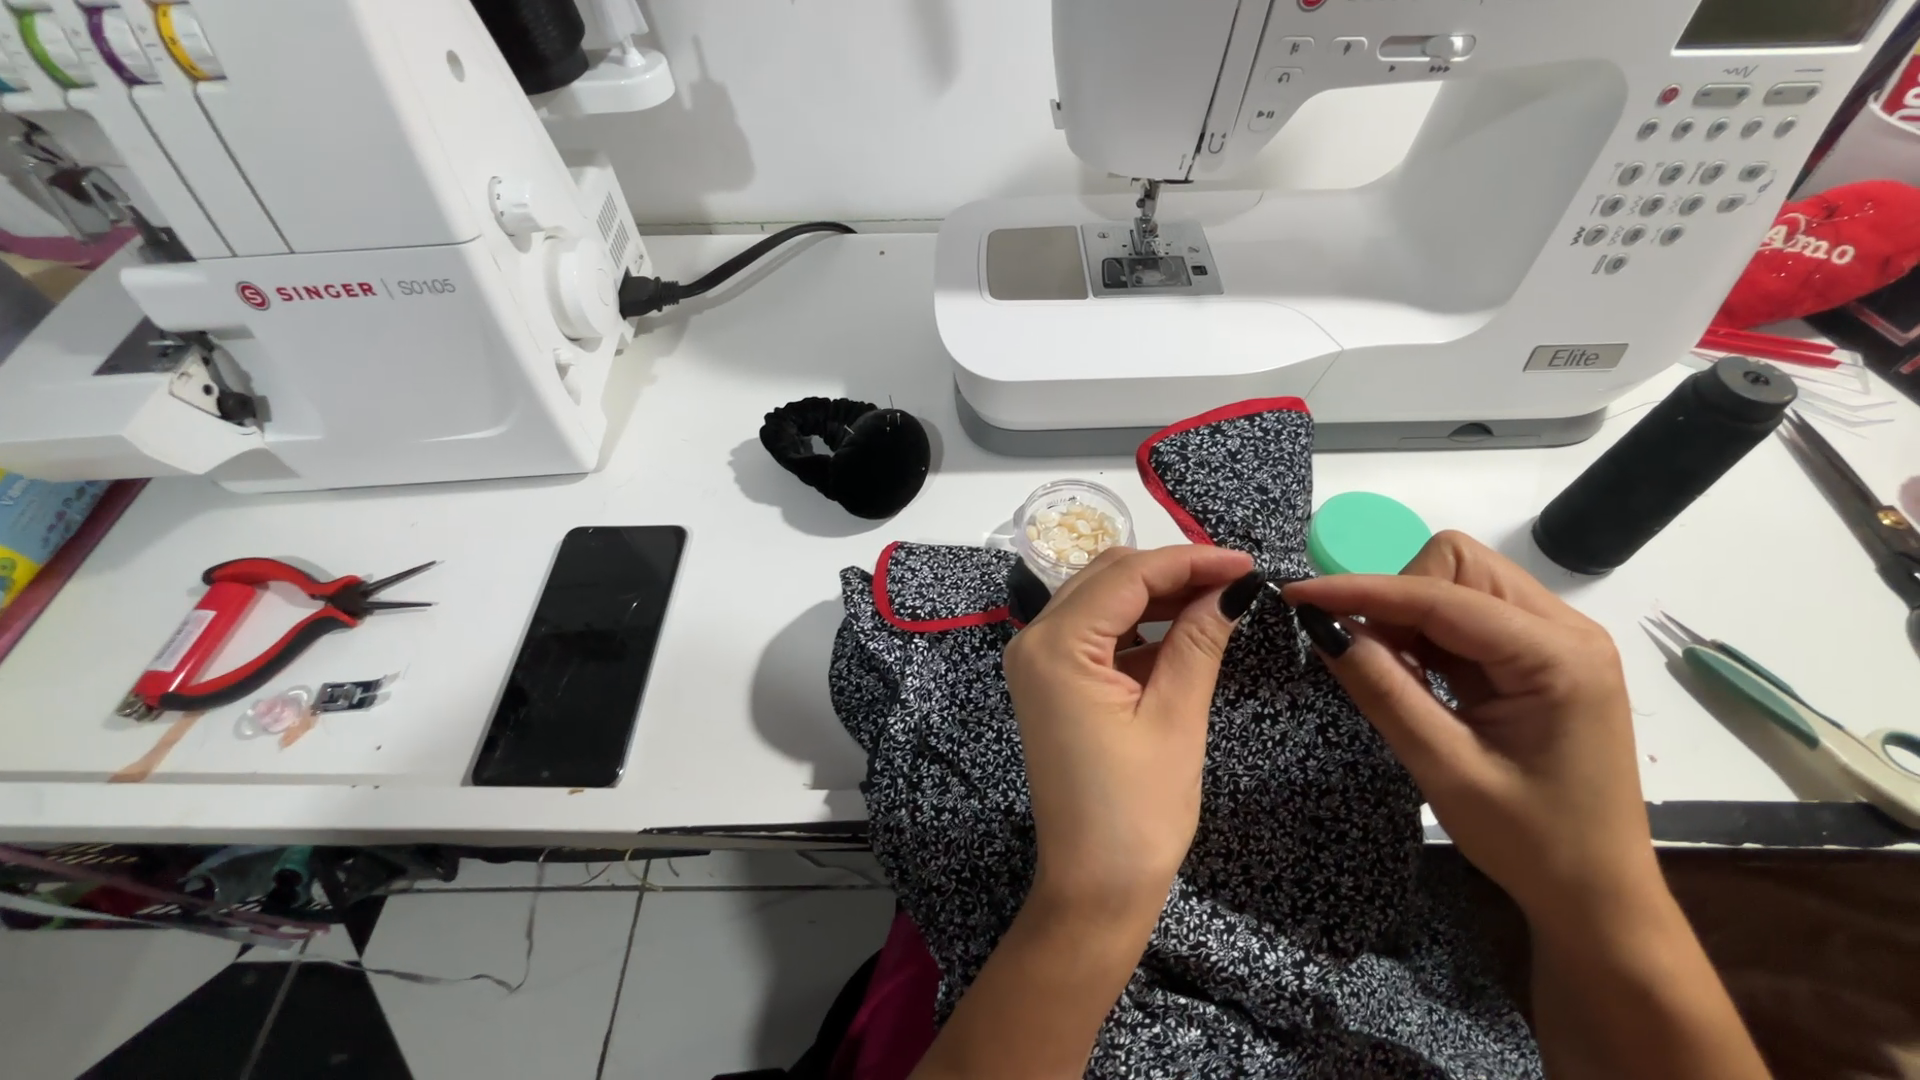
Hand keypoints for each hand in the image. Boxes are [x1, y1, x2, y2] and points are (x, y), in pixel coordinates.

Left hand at [1004, 544, 1257, 919]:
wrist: (1095, 885)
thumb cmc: (1137, 812)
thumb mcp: (1176, 719)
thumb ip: (1199, 641)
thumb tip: (1232, 588)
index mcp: (1056, 647)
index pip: (1127, 575)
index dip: (1190, 560)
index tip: (1247, 562)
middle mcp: (1034, 642)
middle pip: (1108, 578)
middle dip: (1172, 572)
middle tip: (1236, 580)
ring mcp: (1037, 662)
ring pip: (1101, 600)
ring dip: (1156, 595)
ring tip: (1219, 600)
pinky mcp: (1051, 682)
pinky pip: (1096, 634)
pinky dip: (1138, 627)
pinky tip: (1183, 629)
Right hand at [1281, 531, 1657, 928]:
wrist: (1597, 896)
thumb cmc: (1530, 842)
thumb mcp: (1444, 768)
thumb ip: (1383, 690)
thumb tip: (1321, 627)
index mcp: (1557, 656)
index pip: (1440, 594)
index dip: (1362, 590)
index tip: (1297, 596)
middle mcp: (1565, 630)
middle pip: (1457, 566)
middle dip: (1394, 597)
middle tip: (1364, 653)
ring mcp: (1555, 641)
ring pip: (1458, 583)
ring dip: (1407, 616)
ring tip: (1391, 673)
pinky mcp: (1537, 657)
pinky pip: (1465, 616)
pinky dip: (1424, 635)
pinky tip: (1415, 677)